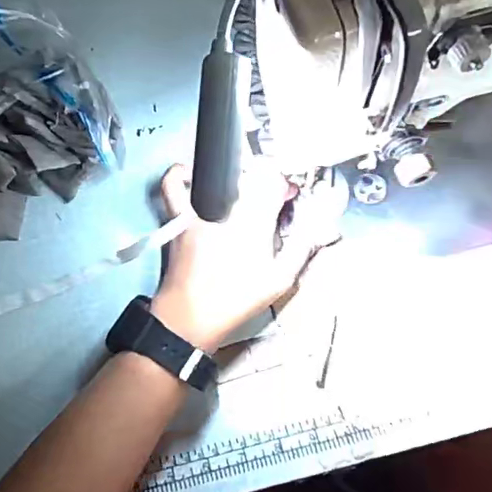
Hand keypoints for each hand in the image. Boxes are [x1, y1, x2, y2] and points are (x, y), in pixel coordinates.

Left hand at [151, 159, 315, 351]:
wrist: (189, 317)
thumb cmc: (235, 301)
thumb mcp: (280, 280)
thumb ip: (301, 249)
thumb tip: (318, 228)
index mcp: (256, 220)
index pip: (275, 182)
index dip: (285, 185)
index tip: (288, 196)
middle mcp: (227, 207)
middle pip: (249, 173)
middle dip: (264, 181)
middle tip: (270, 199)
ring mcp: (199, 208)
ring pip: (218, 174)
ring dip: (234, 176)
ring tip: (240, 189)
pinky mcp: (178, 216)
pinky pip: (173, 185)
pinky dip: (180, 175)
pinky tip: (193, 178)